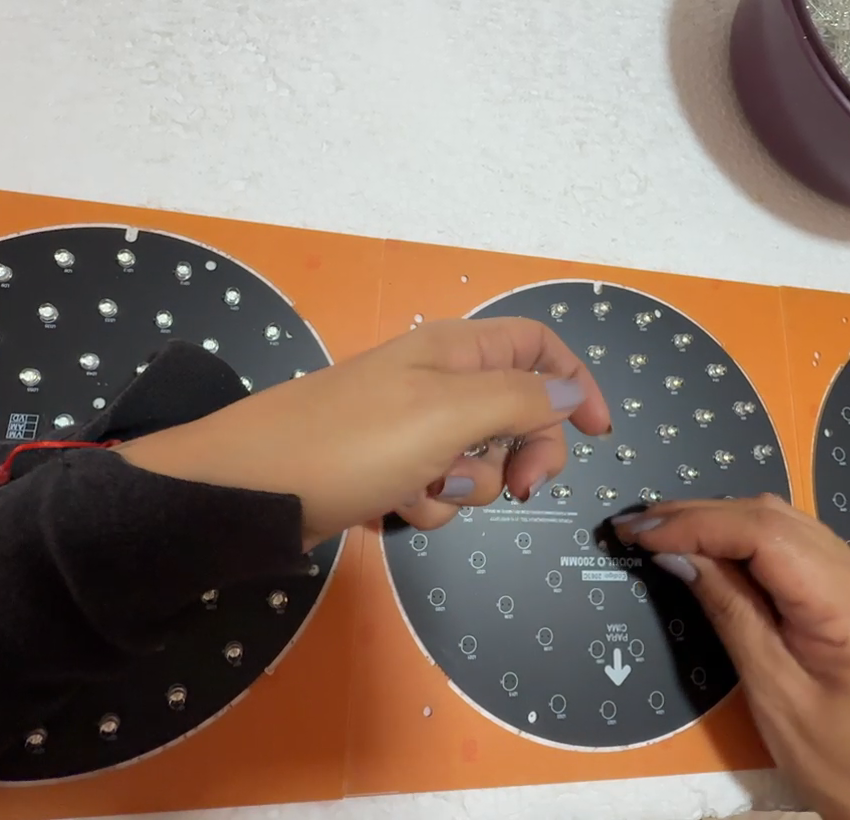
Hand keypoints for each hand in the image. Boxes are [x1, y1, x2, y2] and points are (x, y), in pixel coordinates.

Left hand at [114, 318, 612, 547]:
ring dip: (466, 484)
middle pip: (519, 409)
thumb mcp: (449, 411)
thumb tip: (571, 392)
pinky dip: (426, 503)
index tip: (597, 433)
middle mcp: (441, 381)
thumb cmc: (355, 439)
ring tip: (423, 487)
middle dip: (524, 451)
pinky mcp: (391, 468)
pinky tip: (391, 506)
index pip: (537, 343)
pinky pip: (439, 488)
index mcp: (457, 350)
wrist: (253, 490)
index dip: (574, 379)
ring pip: (481, 458)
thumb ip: (521, 398)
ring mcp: (414, 427)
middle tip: (520, 487)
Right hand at [616, 497, 849, 819]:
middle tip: (636, 525)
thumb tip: (673, 551)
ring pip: (776, 517)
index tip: (641, 531)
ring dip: (713, 519)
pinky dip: (738, 532)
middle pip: (769, 517)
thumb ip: (727, 608)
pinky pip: (787, 535)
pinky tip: (704, 541)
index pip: (765, 535)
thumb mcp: (770, 688)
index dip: (697, 523)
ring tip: (659, 528)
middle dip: (696, 515)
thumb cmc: (833, 756)